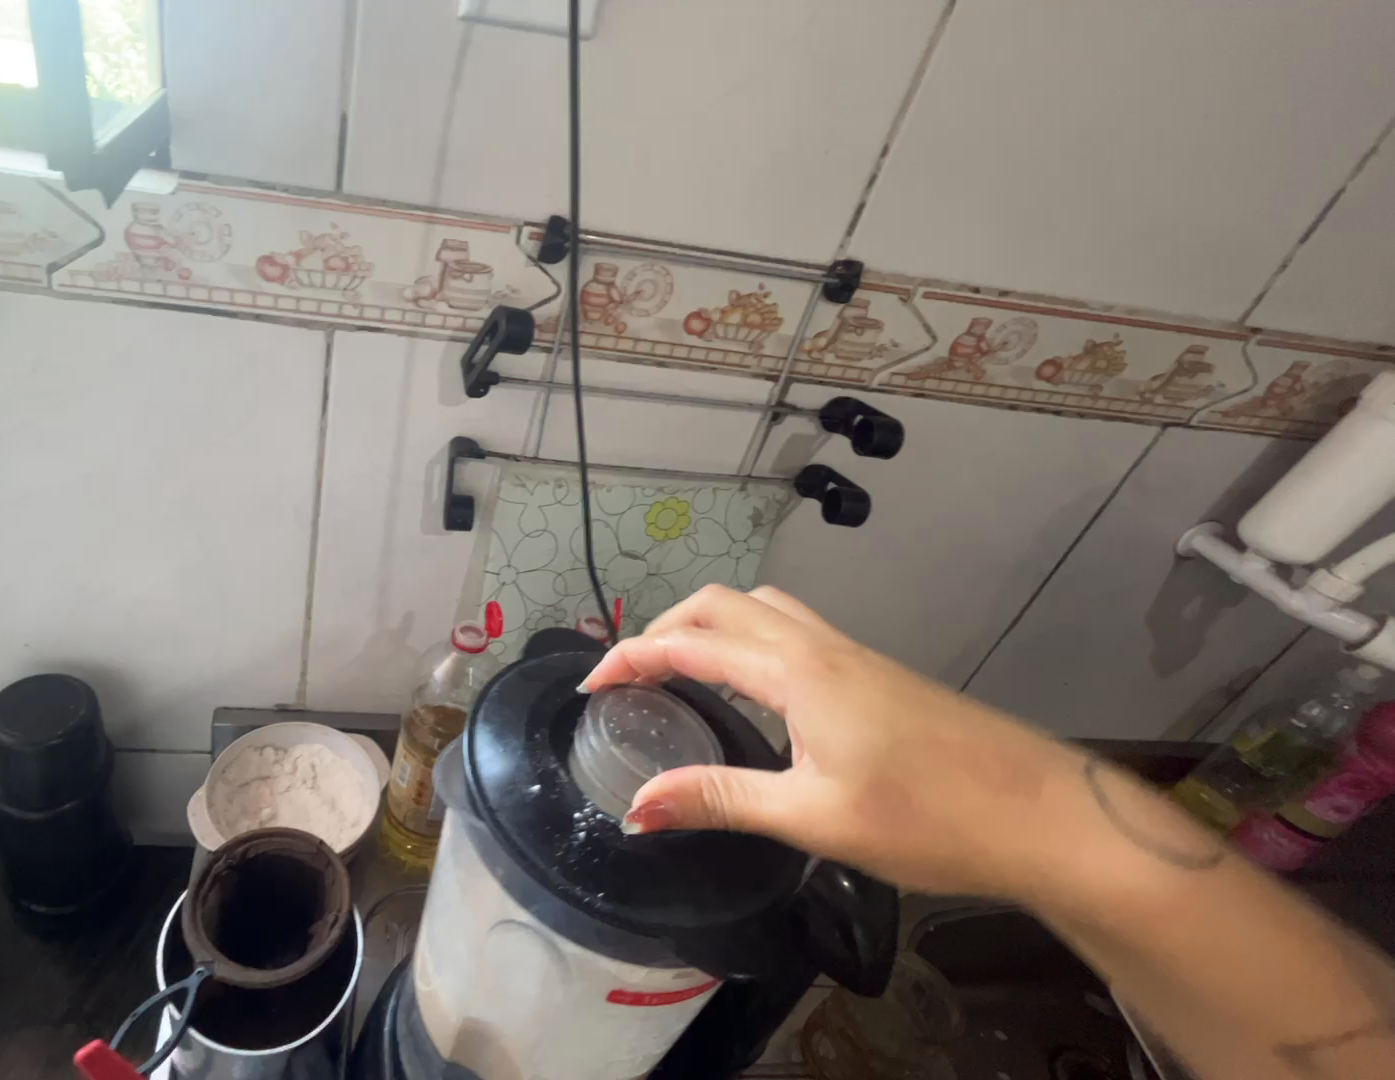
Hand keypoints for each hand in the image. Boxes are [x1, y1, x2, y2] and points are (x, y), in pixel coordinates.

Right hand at [581, 585, 1083, 899]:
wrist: (1052, 817)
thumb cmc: (931, 817)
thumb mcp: (813, 816)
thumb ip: (718, 799)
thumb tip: (636, 808)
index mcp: (793, 670)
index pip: (686, 644)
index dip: (629, 658)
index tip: (592, 687)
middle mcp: (815, 645)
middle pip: (717, 603)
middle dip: (662, 627)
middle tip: (632, 676)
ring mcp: (847, 652)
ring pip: (755, 606)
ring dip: (705, 624)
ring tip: (680, 670)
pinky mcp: (868, 669)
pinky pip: (785, 626)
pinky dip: (742, 636)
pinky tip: (747, 685)